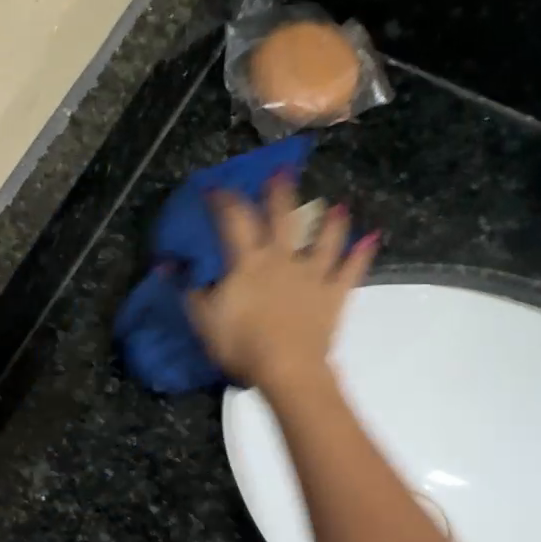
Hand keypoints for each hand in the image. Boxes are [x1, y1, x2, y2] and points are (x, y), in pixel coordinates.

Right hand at [188, 177, 377, 389]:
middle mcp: (282, 258)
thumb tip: (169, 266)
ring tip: (334, 206)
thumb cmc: (242, 346)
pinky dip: (361, 254)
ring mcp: (313, 273)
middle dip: (279, 193)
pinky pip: (351, 269)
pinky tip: (371, 239)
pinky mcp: (335, 292)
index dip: (224, 200)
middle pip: (282, 218)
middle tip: (280, 172)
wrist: (287, 369)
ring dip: (329, 220)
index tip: (216, 187)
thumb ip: (189, 291)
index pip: (234, 221)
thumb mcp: (204, 321)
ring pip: (323, 238)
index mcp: (248, 263)